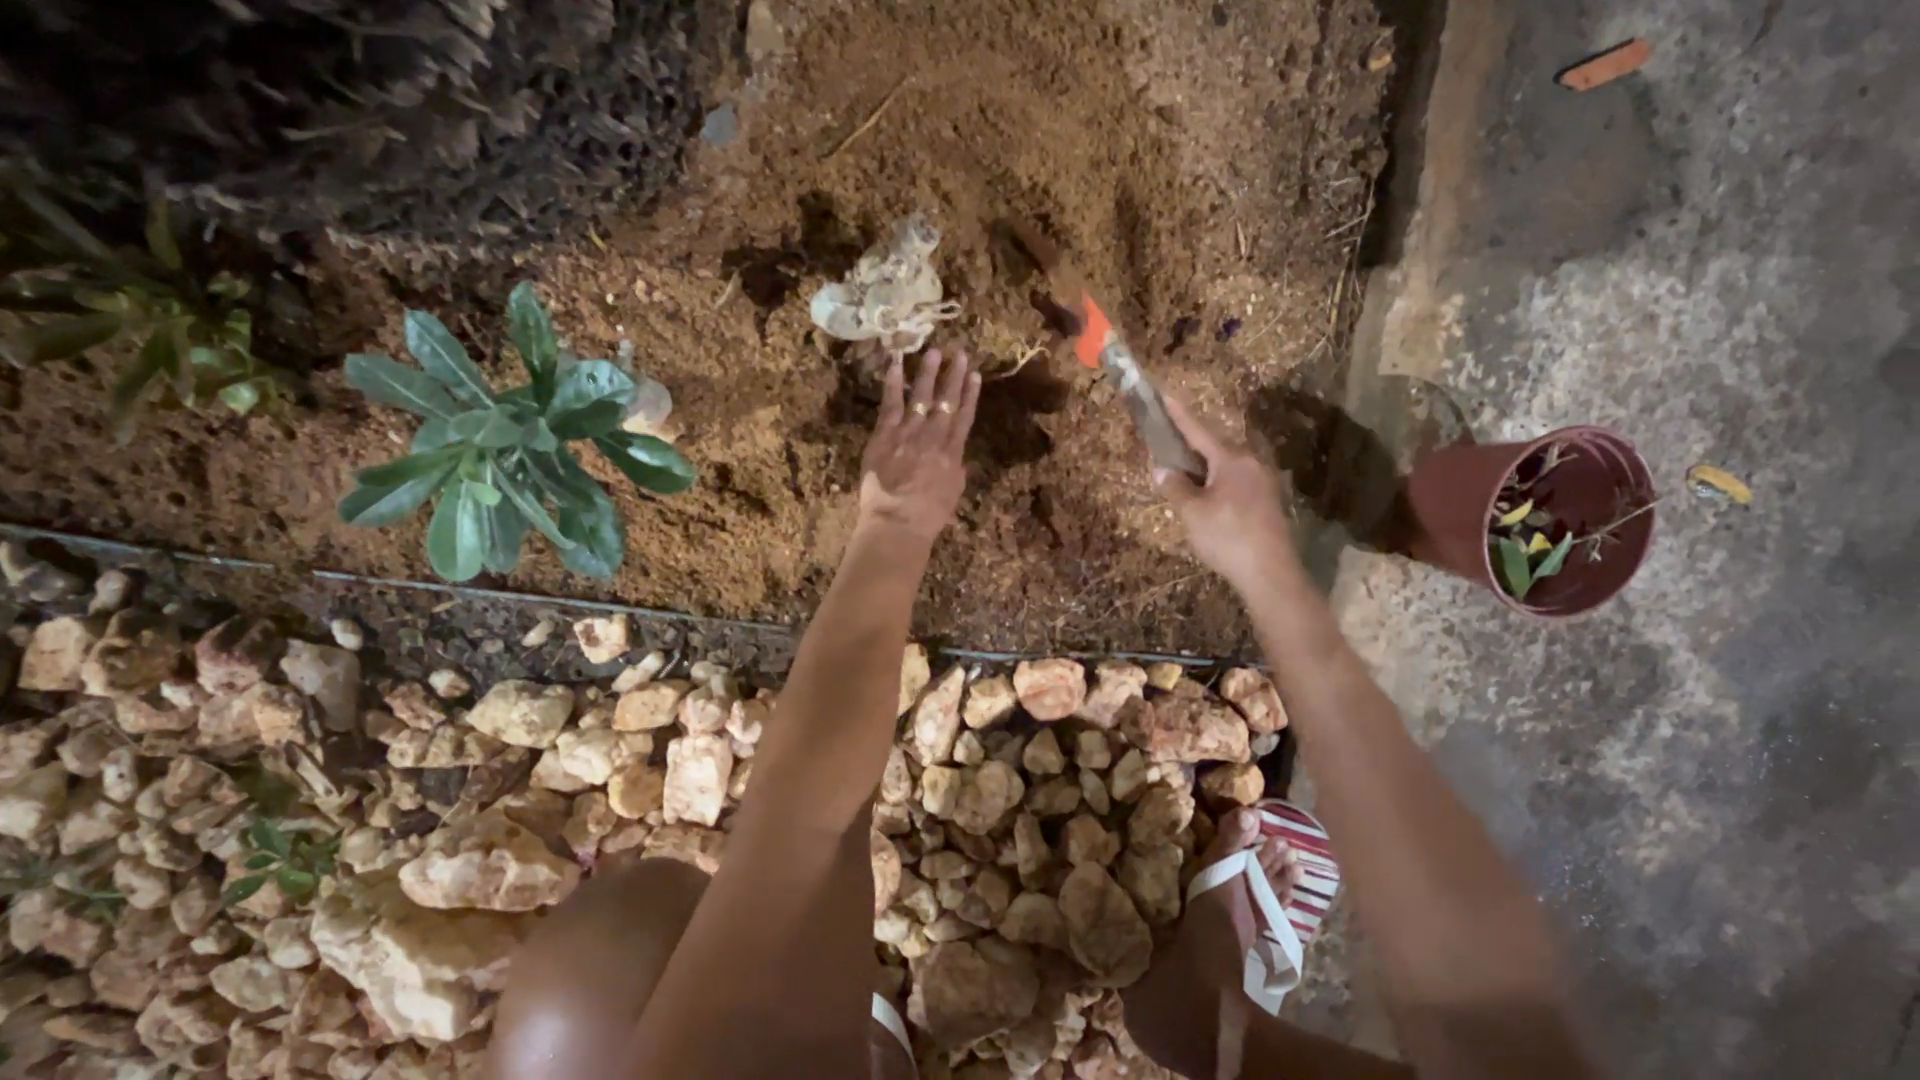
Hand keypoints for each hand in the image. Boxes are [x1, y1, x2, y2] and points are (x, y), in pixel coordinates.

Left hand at [857, 348, 980, 543]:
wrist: (898, 523)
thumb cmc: (928, 516)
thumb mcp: (953, 493)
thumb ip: (956, 470)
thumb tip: (957, 458)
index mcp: (953, 454)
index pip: (964, 418)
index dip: (971, 395)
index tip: (976, 375)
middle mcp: (934, 438)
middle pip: (946, 401)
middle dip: (954, 376)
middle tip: (960, 353)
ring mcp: (909, 434)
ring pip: (921, 396)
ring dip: (928, 372)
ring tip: (934, 351)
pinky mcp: (885, 435)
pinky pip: (890, 403)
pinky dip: (893, 382)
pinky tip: (895, 363)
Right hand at [1154, 395, 1298, 590]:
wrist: (1270, 572)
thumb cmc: (1227, 537)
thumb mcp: (1192, 513)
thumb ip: (1175, 487)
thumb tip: (1162, 470)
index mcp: (1231, 459)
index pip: (1198, 431)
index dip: (1179, 415)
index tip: (1165, 394)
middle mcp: (1250, 463)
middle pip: (1215, 446)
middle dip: (1191, 444)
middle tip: (1169, 441)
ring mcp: (1262, 482)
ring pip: (1226, 465)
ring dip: (1205, 467)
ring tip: (1184, 471)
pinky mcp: (1267, 501)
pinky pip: (1236, 481)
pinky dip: (1217, 482)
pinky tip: (1207, 495)